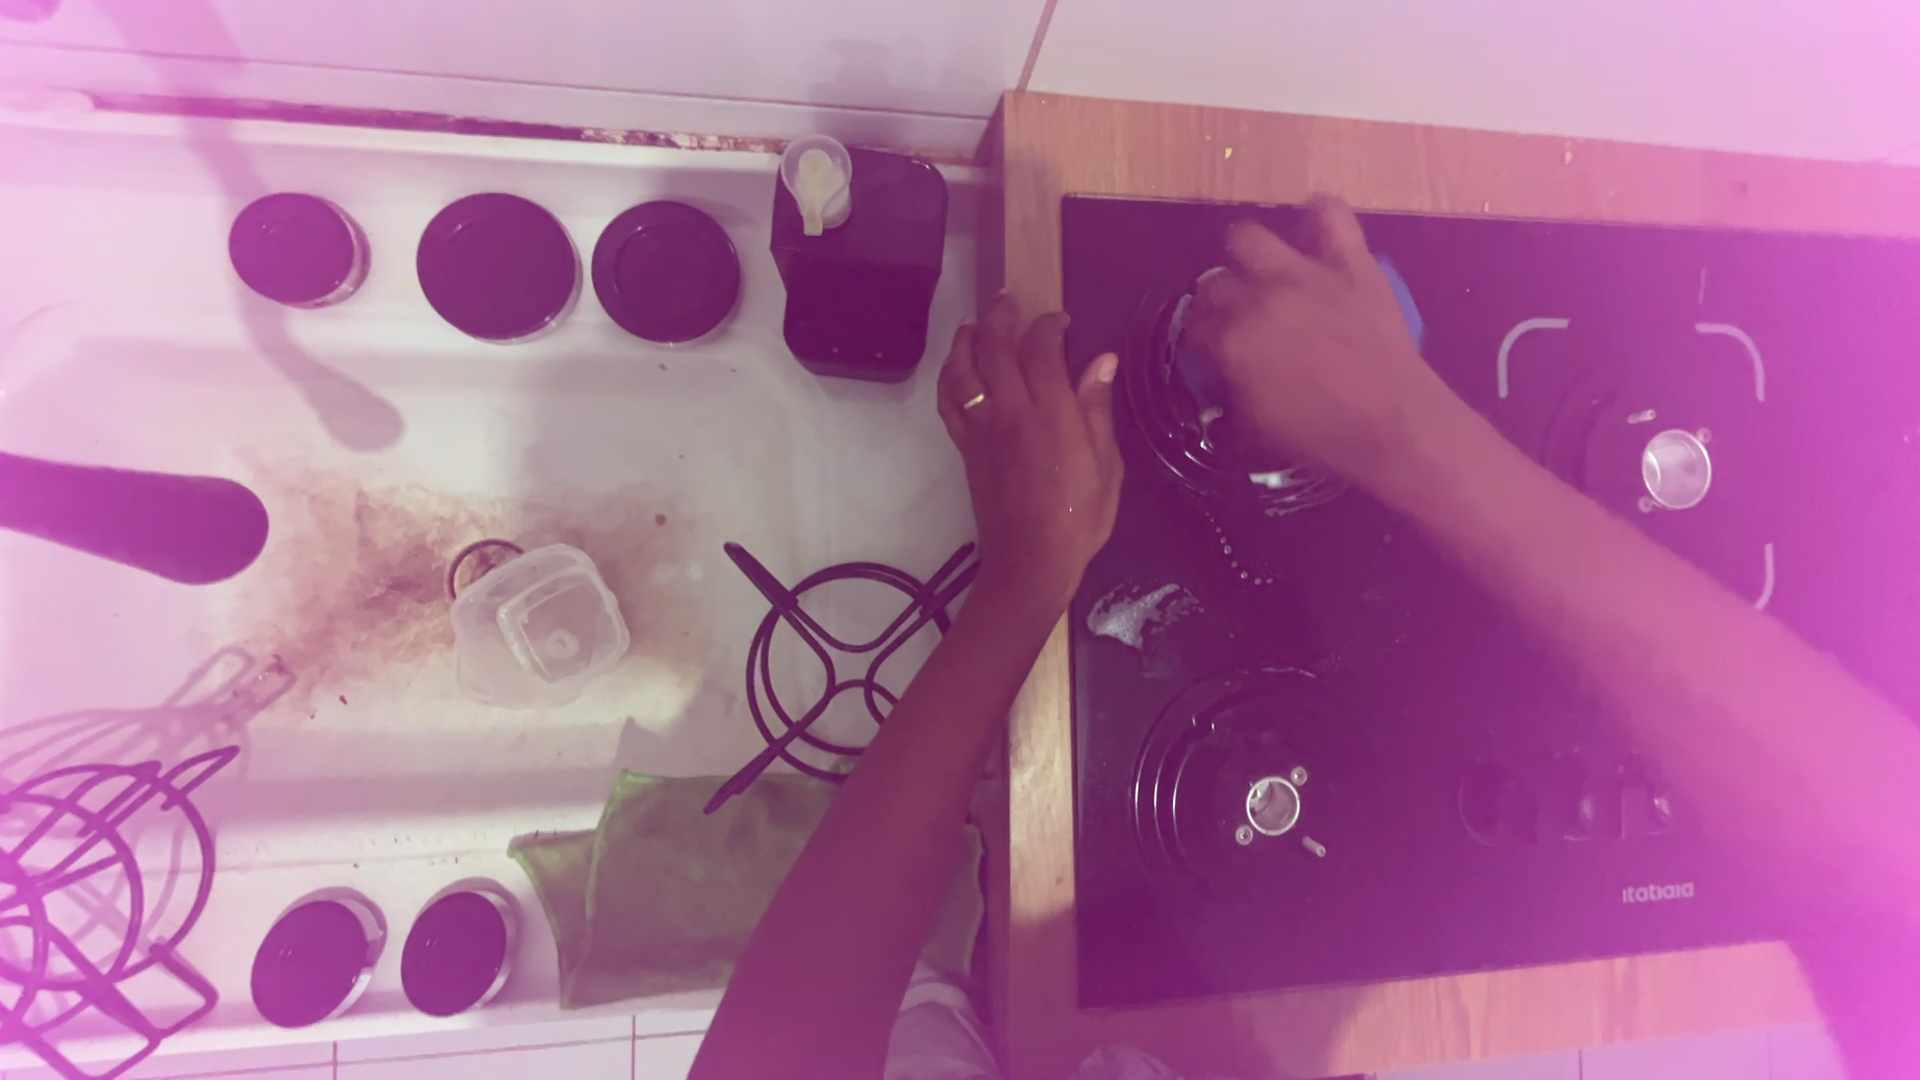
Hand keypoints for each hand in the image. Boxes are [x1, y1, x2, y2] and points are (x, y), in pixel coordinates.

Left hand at [937, 294, 1121, 618]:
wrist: (1030, 560)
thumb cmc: (1079, 518)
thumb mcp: (1106, 465)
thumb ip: (1097, 409)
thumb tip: (1102, 361)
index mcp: (1053, 412)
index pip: (1042, 348)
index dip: (1049, 325)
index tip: (1060, 321)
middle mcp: (1012, 411)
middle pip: (995, 346)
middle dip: (1001, 316)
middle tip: (1008, 301)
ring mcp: (982, 428)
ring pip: (963, 369)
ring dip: (966, 339)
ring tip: (973, 323)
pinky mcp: (966, 447)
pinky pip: (949, 402)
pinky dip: (949, 378)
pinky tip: (955, 368)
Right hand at [1191, 197, 1462, 496]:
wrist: (1389, 423)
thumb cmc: (1314, 434)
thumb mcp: (1249, 427)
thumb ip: (1225, 395)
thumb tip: (1220, 381)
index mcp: (1229, 342)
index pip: (1192, 328)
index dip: (1197, 341)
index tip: (1207, 352)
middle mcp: (1257, 298)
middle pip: (1212, 284)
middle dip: (1214, 304)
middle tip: (1231, 320)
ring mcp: (1303, 274)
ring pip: (1248, 238)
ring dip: (1245, 257)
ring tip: (1259, 274)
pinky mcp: (1349, 262)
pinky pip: (1329, 215)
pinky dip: (1316, 218)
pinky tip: (1310, 235)